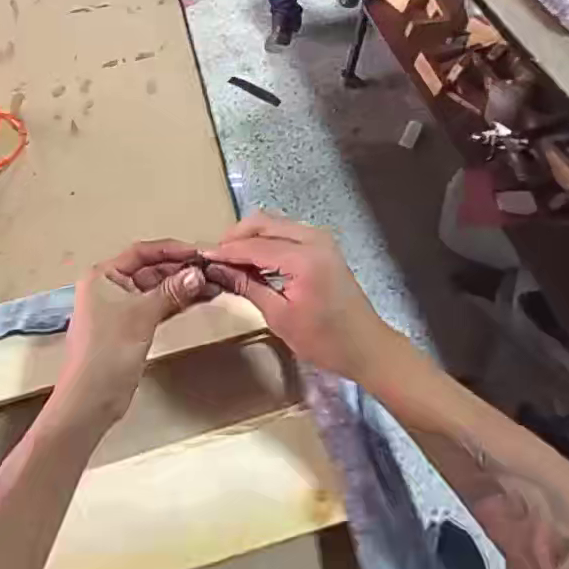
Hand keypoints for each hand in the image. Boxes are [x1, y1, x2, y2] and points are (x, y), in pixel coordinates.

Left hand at [58, 240, 213, 425]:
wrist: (88, 403)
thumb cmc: (107, 352)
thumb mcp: (141, 316)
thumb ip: (171, 292)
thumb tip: (198, 273)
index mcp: (104, 276)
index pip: (142, 252)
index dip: (171, 249)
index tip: (199, 252)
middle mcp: (111, 286)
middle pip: (150, 269)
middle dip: (180, 269)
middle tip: (211, 269)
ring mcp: (121, 308)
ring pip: (157, 288)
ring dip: (182, 286)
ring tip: (212, 283)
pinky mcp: (131, 327)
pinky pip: (158, 306)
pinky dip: (176, 302)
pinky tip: (199, 299)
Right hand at [202, 211, 401, 384]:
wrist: (366, 346)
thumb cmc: (324, 340)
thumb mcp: (280, 317)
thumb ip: (248, 287)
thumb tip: (217, 270)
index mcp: (304, 257)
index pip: (255, 245)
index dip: (226, 250)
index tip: (202, 255)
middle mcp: (313, 238)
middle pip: (264, 223)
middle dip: (237, 236)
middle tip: (215, 256)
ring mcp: (320, 239)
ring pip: (275, 223)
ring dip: (252, 236)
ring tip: (230, 259)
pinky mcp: (323, 245)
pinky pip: (287, 232)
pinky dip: (268, 240)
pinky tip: (254, 260)